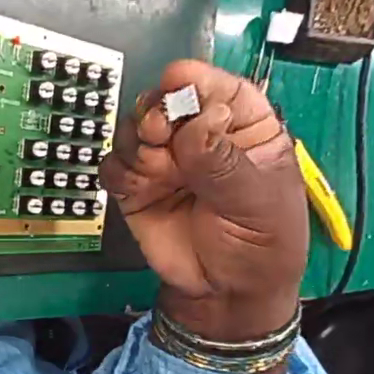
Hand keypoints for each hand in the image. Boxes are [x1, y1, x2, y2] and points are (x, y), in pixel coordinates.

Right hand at [100, 59, 307, 342]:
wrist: (223, 294)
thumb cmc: (260, 246)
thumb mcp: (257, 202)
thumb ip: (223, 162)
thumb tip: (198, 120)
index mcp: (244, 132)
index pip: (220, 91)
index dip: (197, 81)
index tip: (176, 80)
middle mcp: (198, 141)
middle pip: (167, 103)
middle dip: (156, 112)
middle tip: (159, 132)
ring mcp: (163, 163)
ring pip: (134, 130)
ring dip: (136, 143)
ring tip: (155, 170)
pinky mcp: (134, 188)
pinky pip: (113, 165)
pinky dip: (119, 171)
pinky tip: (138, 188)